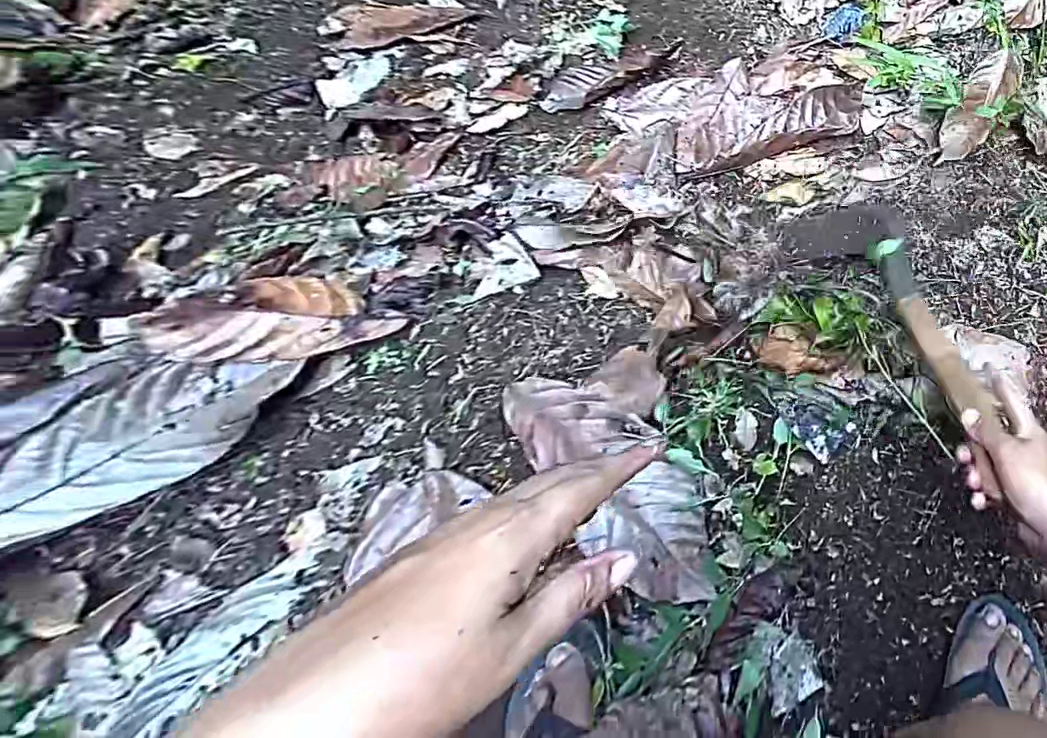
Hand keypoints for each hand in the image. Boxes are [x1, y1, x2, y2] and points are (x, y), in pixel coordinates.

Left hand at [185, 446, 658, 737]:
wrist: (281, 725)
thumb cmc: (412, 688)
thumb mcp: (508, 651)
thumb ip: (570, 598)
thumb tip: (624, 559)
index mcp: (508, 540)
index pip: (578, 489)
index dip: (619, 467)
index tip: (651, 449)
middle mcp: (472, 526)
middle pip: (544, 483)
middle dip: (589, 468)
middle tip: (623, 462)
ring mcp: (433, 541)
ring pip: (510, 497)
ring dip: (553, 487)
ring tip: (578, 491)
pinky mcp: (404, 562)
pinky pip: (481, 516)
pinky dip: (517, 509)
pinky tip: (511, 534)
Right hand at [957, 370, 1046, 548]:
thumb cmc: (1033, 483)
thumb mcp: (1006, 452)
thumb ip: (986, 432)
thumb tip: (969, 412)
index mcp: (1027, 430)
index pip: (1010, 399)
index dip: (998, 384)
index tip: (988, 367)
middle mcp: (1023, 447)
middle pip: (991, 436)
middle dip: (975, 448)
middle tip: (964, 455)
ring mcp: (1018, 471)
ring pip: (988, 463)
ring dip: (978, 474)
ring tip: (976, 483)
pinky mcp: (1014, 493)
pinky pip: (991, 486)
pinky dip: (984, 493)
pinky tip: (981, 501)